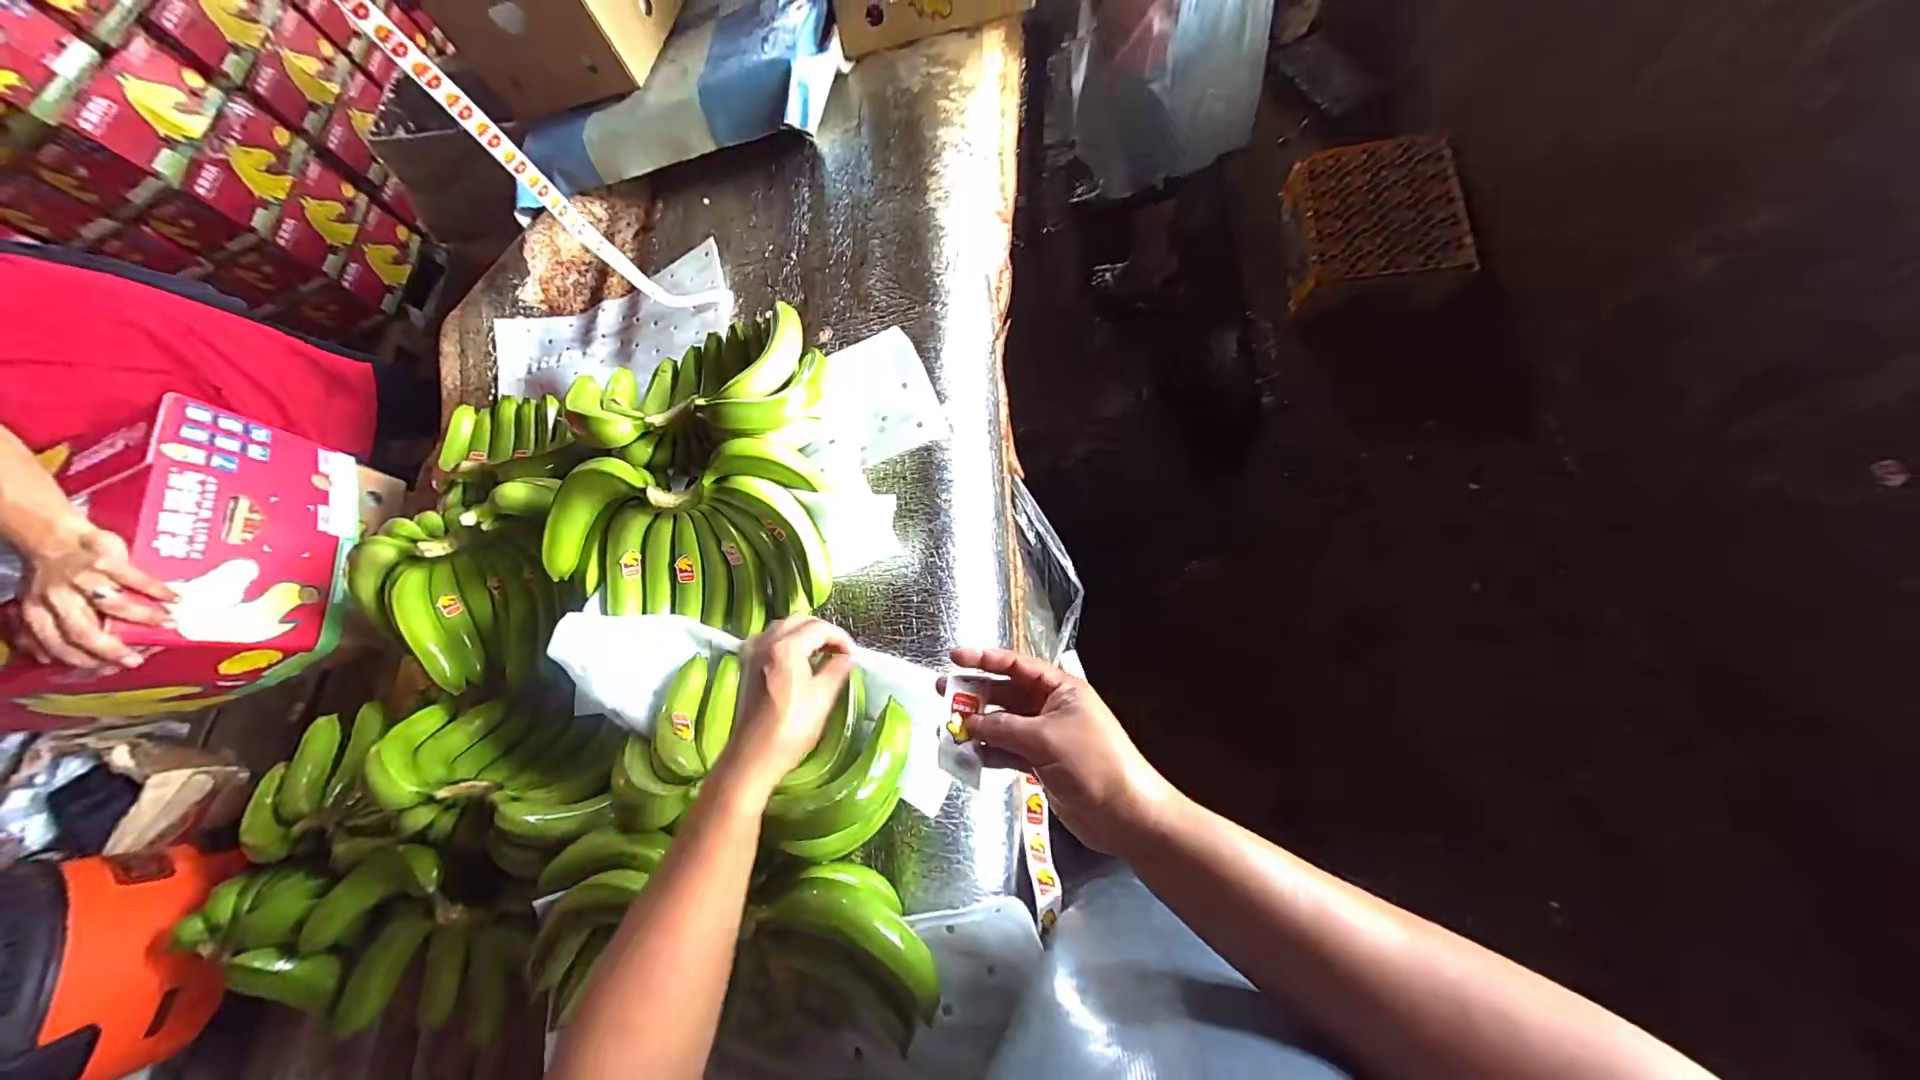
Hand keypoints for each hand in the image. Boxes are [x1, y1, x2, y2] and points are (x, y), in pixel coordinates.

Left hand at [11, 516, 174, 669]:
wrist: (53, 535)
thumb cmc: (53, 573)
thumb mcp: (39, 600)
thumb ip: (46, 625)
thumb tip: (50, 658)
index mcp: (37, 610)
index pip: (55, 642)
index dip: (81, 659)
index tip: (109, 669)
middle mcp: (57, 598)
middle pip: (83, 630)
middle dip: (112, 648)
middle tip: (136, 659)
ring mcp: (83, 579)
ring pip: (113, 605)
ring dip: (145, 617)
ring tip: (170, 623)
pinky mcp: (106, 562)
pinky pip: (136, 579)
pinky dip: (158, 591)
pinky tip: (176, 598)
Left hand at [722, 617, 855, 792]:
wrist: (752, 756)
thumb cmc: (790, 728)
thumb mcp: (822, 697)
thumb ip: (837, 670)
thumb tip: (848, 657)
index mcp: (786, 647)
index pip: (820, 628)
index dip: (840, 637)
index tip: (852, 654)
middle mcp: (766, 642)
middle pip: (800, 620)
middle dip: (822, 631)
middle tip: (839, 651)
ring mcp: (753, 652)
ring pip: (784, 627)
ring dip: (805, 634)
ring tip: (822, 654)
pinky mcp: (747, 665)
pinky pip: (770, 639)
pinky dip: (788, 641)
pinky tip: (799, 660)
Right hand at [946, 647, 1179, 856]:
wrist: (1125, 814)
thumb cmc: (1091, 762)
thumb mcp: (1044, 737)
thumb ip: (1002, 727)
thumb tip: (967, 722)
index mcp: (1060, 688)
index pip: (1016, 665)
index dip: (985, 659)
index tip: (954, 657)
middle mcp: (1051, 708)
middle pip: (1006, 694)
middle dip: (975, 694)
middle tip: (942, 694)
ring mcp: (1045, 737)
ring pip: (1003, 724)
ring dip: (979, 727)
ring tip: (948, 729)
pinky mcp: (1041, 763)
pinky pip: (1007, 751)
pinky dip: (989, 752)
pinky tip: (968, 755)